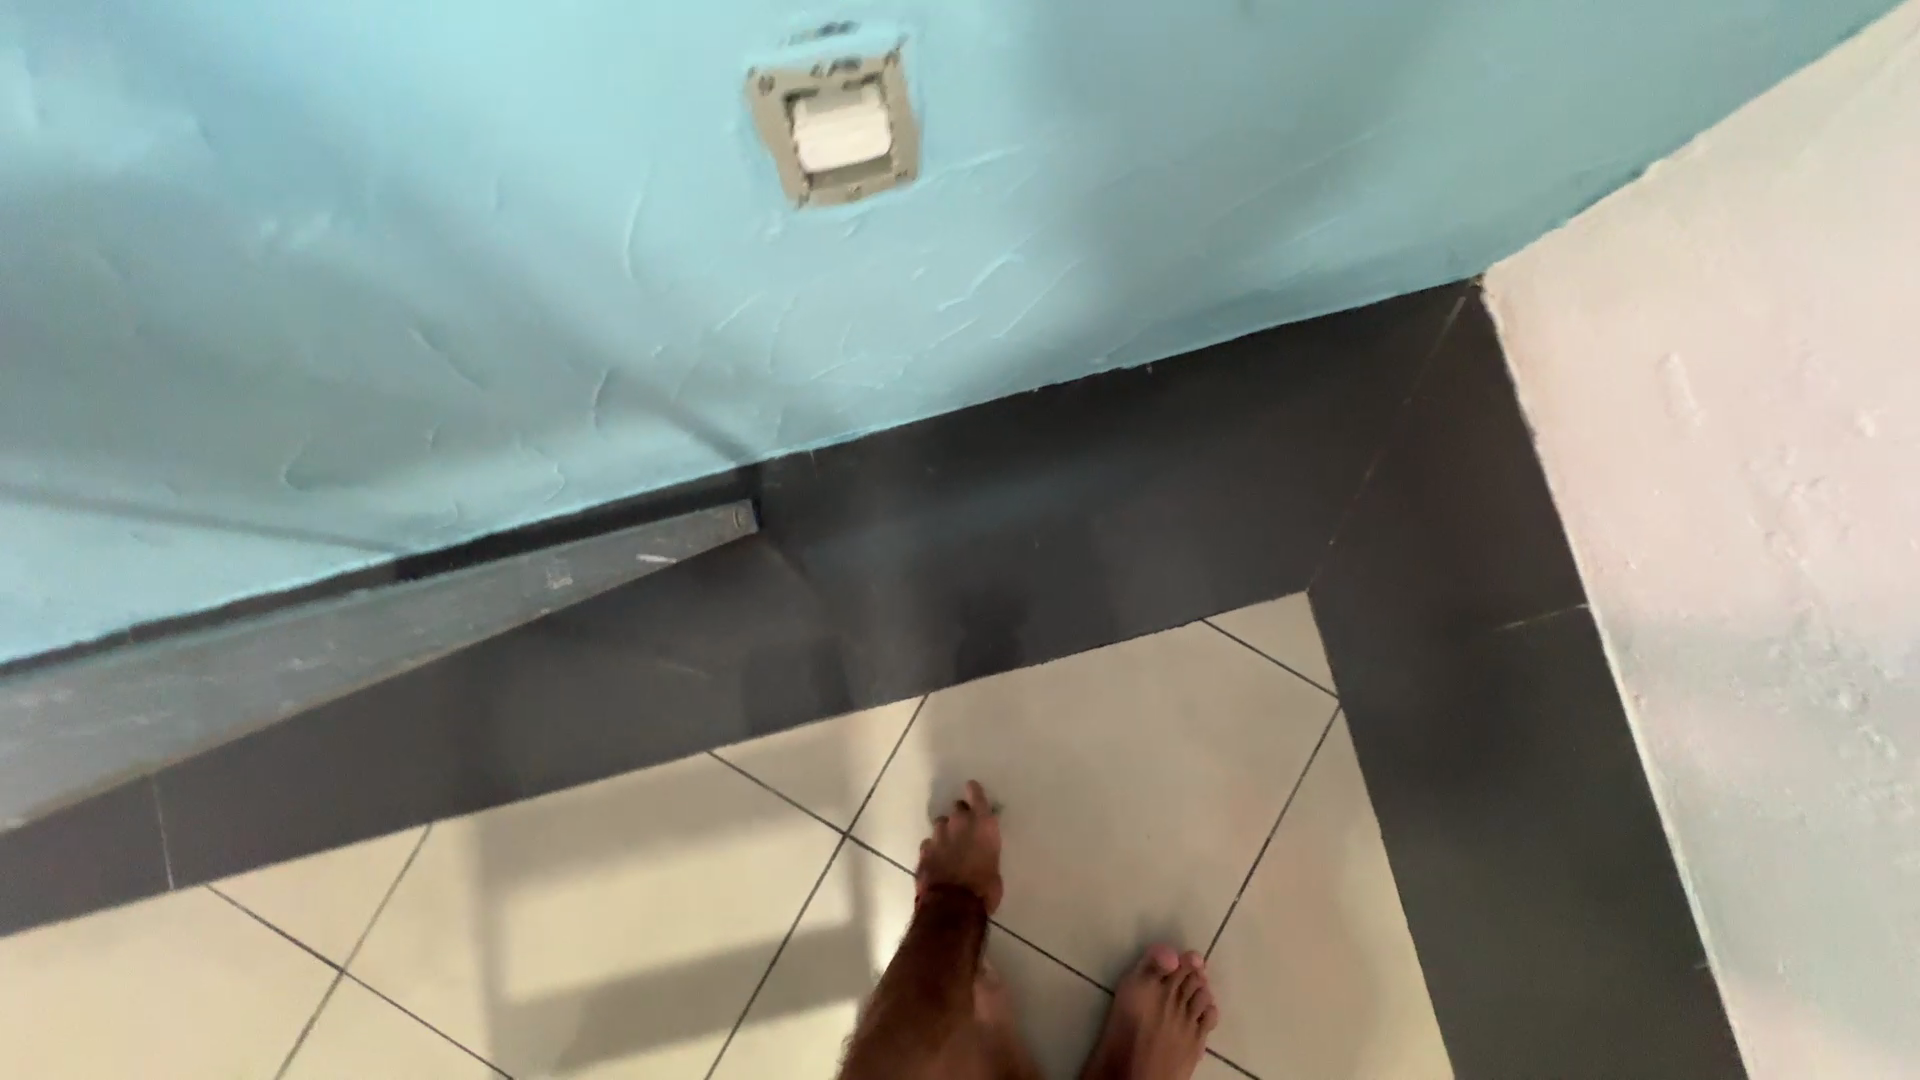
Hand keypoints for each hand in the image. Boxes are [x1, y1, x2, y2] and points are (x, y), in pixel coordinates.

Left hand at [916, 780, 1003, 914]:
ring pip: (941, 824)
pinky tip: (936, 861)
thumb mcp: (995, 867)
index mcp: (983, 824)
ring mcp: (939, 834)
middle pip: (957, 808)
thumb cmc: (985, 889)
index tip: (971, 789)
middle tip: (964, 831)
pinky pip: (929, 843)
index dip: (973, 792)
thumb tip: (982, 854)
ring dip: (945, 832)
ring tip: (949, 848)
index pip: (976, 794)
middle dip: (960, 817)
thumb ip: (986, 851)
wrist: (953, 905)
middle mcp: (960, 822)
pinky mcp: (924, 849)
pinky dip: (933, 849)